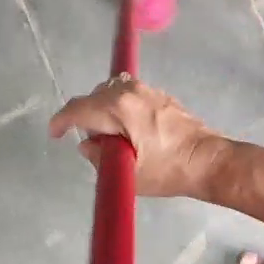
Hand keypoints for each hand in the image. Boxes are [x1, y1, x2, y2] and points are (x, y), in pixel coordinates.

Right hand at [48, 77, 228, 198]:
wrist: (208, 160)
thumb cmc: (167, 170)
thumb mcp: (127, 173)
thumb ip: (99, 158)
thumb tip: (88, 145)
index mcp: (119, 108)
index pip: (79, 108)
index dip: (61, 121)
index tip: (55, 134)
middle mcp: (131, 91)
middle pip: (94, 97)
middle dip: (84, 117)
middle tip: (89, 143)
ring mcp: (147, 90)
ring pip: (111, 91)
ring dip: (102, 109)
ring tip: (108, 136)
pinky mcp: (160, 95)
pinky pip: (128, 93)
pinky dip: (119, 106)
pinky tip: (127, 128)